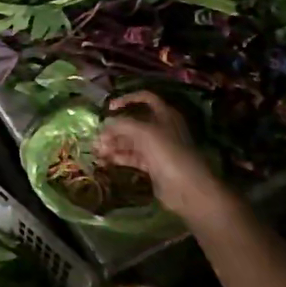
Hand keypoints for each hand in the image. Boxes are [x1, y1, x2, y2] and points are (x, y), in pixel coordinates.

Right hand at [94, 90, 223, 219]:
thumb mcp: (144, 132)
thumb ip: (121, 124)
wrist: (188, 189)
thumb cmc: (169, 153)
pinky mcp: (152, 165)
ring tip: (97, 152)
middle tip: (97, 137)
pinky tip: (104, 161)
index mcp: (164, 115)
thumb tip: (105, 124)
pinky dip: (117, 157)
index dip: (127, 99)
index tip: (109, 108)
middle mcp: (161, 129)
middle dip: (113, 128)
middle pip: (133, 122)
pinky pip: (131, 157)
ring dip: (112, 144)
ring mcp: (157, 148)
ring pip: (130, 141)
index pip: (145, 98)